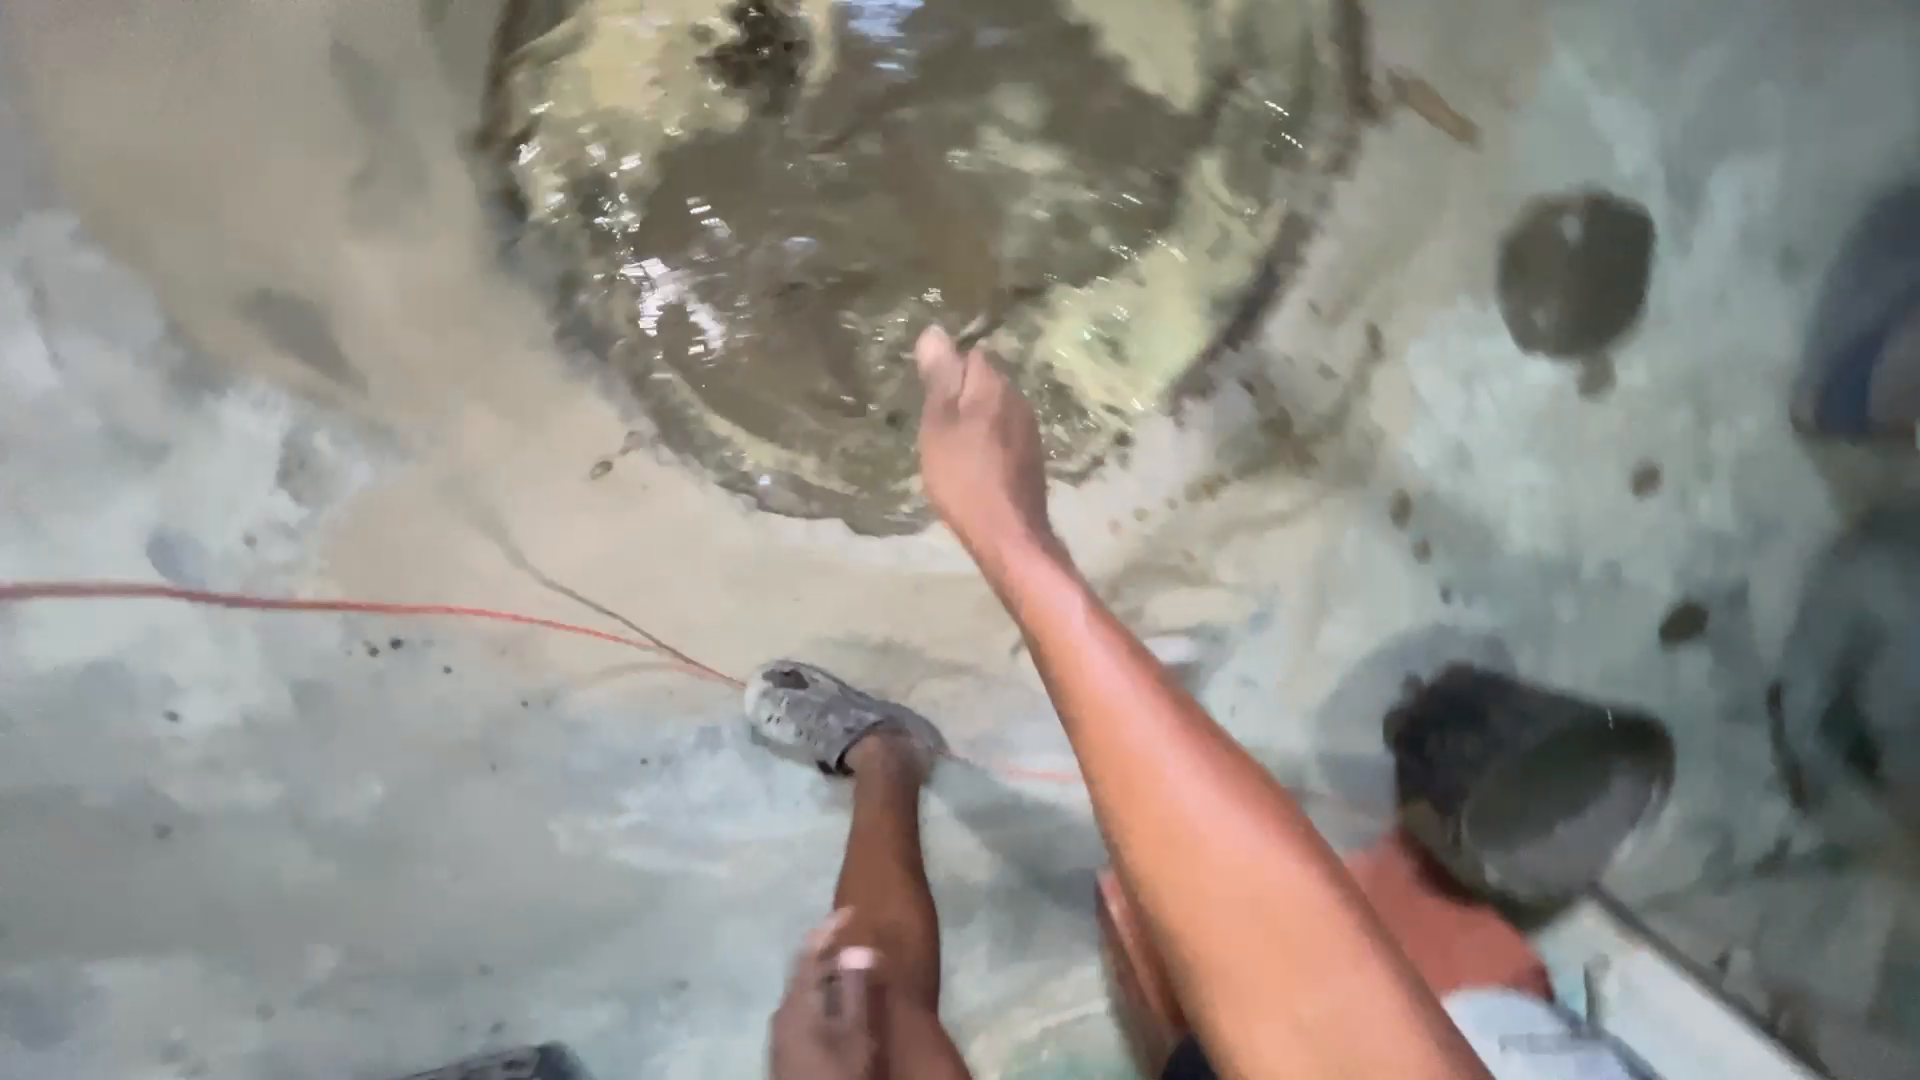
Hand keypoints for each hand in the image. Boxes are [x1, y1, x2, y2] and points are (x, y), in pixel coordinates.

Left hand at [770, 911, 883, 1079]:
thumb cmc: (838, 1078)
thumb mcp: (856, 1036)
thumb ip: (856, 989)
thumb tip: (858, 946)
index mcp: (795, 1004)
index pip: (808, 950)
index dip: (829, 926)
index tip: (852, 910)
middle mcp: (781, 1015)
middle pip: (806, 971)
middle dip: (835, 955)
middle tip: (865, 949)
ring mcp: (780, 1037)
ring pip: (806, 993)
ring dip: (831, 980)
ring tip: (860, 979)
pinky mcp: (785, 1055)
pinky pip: (804, 1012)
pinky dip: (825, 1001)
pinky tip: (845, 1012)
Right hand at [913, 325, 1053, 560]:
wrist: (1007, 533)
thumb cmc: (963, 476)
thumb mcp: (938, 424)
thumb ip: (939, 377)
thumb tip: (935, 330)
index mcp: (995, 385)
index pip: (970, 354)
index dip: (946, 371)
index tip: (926, 396)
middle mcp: (1019, 399)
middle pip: (984, 381)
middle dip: (960, 395)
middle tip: (932, 423)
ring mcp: (1030, 429)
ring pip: (994, 409)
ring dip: (974, 419)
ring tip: (948, 445)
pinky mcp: (1031, 456)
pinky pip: (1003, 434)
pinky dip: (986, 441)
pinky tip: (972, 464)